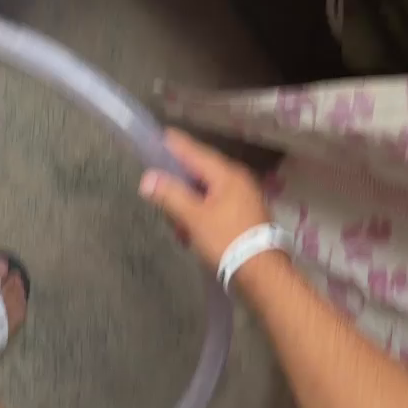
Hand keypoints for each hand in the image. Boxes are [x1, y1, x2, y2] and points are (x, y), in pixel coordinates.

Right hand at [139, 129, 270, 269]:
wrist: (260, 273)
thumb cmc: (226, 240)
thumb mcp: (193, 217)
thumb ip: (169, 195)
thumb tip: (148, 178)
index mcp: (227, 175)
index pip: (195, 152)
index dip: (176, 145)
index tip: (160, 134)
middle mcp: (237, 181)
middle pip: (199, 172)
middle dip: (177, 183)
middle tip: (158, 192)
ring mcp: (242, 198)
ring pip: (204, 191)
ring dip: (187, 204)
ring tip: (178, 225)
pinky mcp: (243, 215)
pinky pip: (213, 205)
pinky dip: (198, 214)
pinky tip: (191, 232)